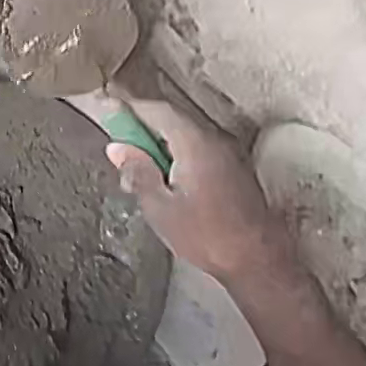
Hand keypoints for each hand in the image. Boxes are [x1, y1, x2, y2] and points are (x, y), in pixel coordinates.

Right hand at [103, 99, 296, 281]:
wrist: (257, 261)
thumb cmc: (205, 235)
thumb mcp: (159, 206)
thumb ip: (137, 171)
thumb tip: (118, 148)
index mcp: (196, 145)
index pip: (159, 111)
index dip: (131, 106)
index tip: (108, 104)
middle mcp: (216, 142)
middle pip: (173, 120)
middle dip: (142, 125)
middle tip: (116, 136)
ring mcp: (228, 155)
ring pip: (185, 135)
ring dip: (157, 142)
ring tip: (135, 162)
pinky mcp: (233, 170)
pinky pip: (197, 149)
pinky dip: (174, 153)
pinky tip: (161, 175)